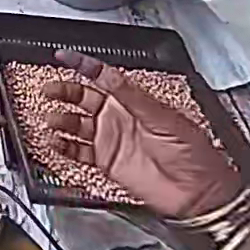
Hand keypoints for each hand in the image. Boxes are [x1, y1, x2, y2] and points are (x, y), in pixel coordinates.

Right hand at [40, 49, 241, 219]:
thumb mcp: (164, 118)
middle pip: (81, 97)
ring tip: (52, 120)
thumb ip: (132, 97)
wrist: (200, 194)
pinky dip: (64, 146)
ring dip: (61, 120)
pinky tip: (56, 142)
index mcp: (131, 100)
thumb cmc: (193, 153)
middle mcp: (117, 116)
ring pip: (76, 123)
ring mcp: (110, 138)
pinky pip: (78, 151)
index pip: (102, 76)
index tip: (64, 55)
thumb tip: (108, 74)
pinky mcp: (106, 161)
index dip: (82, 64)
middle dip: (63, 91)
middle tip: (49, 90)